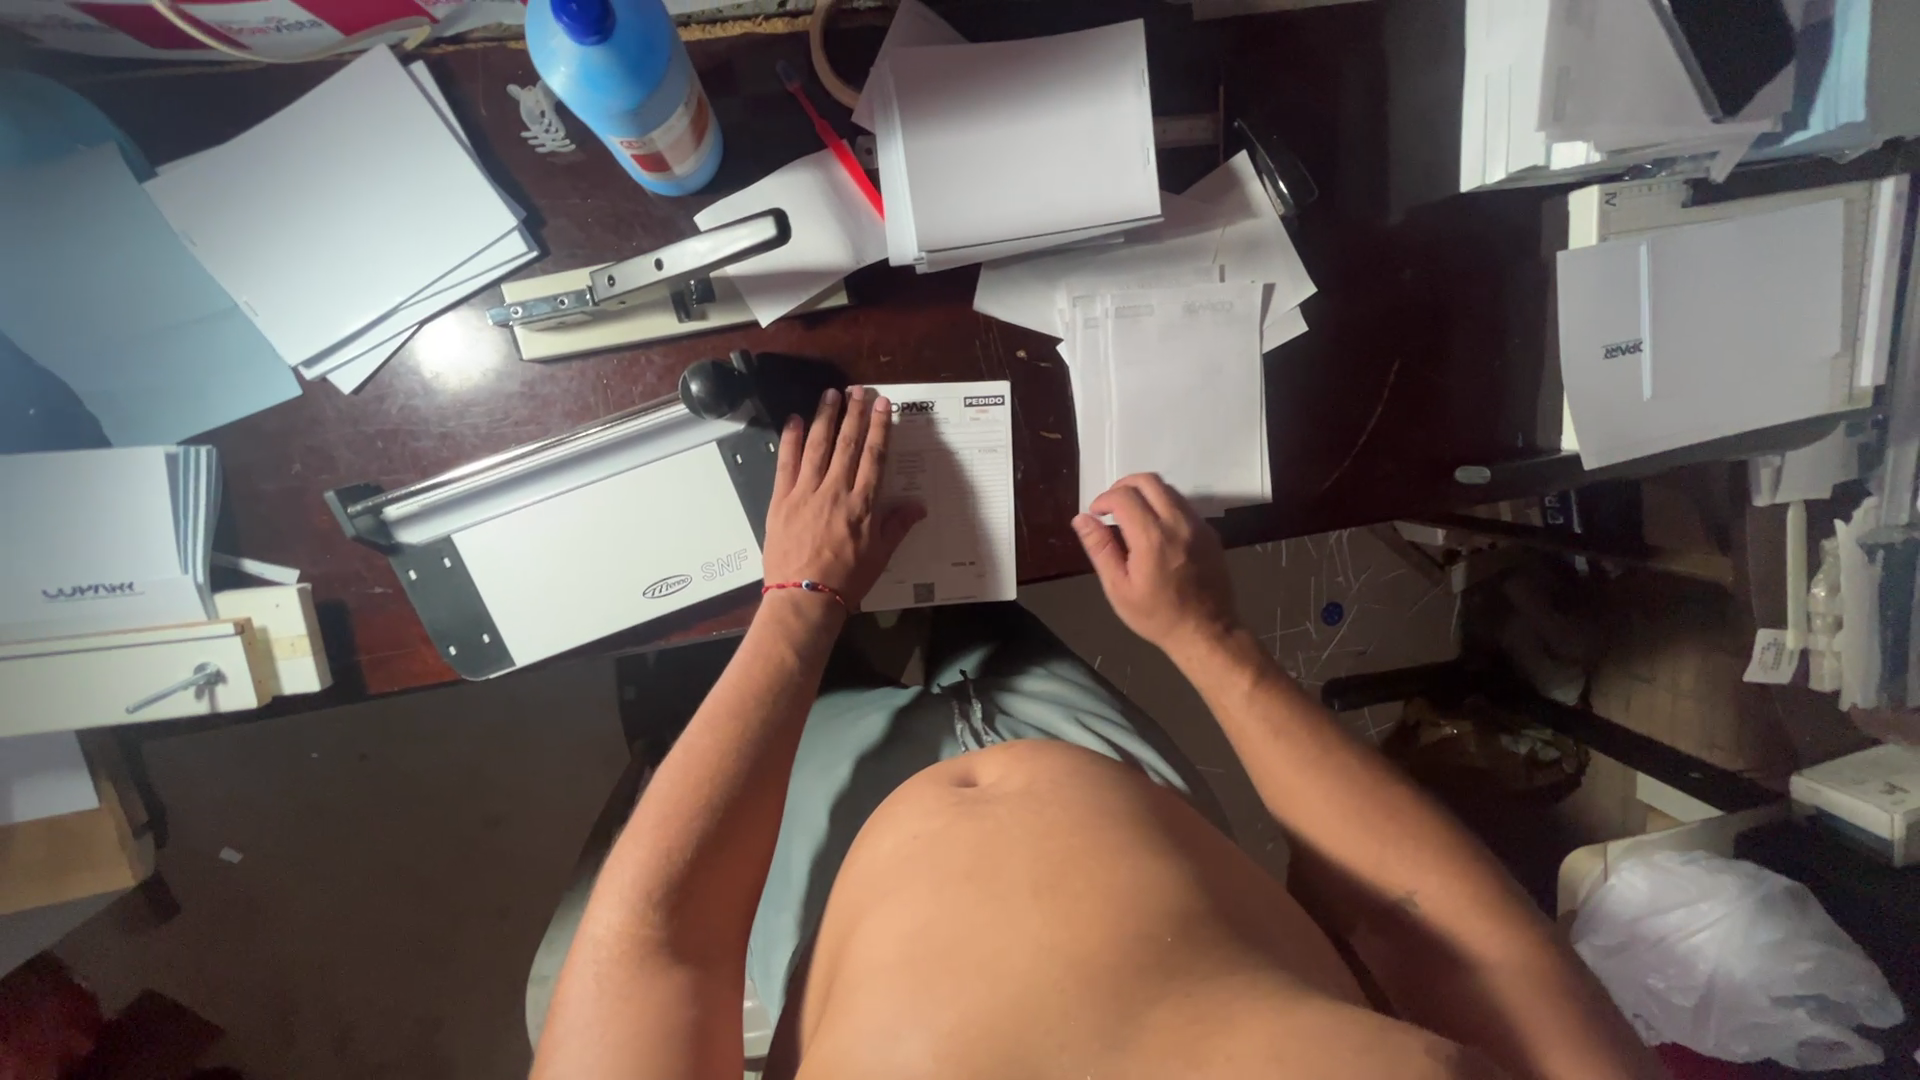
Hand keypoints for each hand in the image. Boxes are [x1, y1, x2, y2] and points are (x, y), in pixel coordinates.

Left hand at [762, 386, 924, 609]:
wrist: (805, 598)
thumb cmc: (846, 580)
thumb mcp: (880, 555)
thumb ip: (897, 526)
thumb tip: (918, 506)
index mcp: (863, 504)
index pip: (874, 456)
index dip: (879, 428)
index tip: (882, 405)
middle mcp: (836, 491)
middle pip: (847, 444)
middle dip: (854, 414)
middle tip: (857, 390)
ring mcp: (806, 493)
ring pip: (818, 446)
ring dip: (825, 417)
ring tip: (830, 394)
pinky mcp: (781, 500)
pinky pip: (786, 463)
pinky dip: (791, 440)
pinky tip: (795, 420)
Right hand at [1072, 474, 1239, 654]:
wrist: (1206, 632)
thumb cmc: (1156, 615)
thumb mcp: (1118, 587)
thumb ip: (1100, 548)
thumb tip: (1082, 519)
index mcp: (1152, 538)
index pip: (1124, 496)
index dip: (1103, 499)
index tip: (1095, 514)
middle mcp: (1178, 523)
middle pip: (1149, 481)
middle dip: (1123, 486)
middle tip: (1110, 507)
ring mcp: (1198, 526)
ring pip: (1168, 489)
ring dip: (1145, 493)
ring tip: (1130, 516)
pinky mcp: (1210, 533)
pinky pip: (1183, 505)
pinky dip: (1163, 506)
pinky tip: (1154, 529)